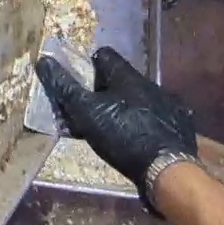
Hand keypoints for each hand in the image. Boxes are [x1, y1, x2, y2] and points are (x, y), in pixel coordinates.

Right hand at [35, 47, 198, 210]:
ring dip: (125, 107)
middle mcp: (149, 83)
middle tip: (90, 111)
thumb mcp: (86, 112)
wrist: (167, 170)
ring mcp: (168, 104)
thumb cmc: (122, 135)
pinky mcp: (179, 124)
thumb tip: (44, 61)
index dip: (88, 66)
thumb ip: (65, 87)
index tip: (79, 85)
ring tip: (112, 128)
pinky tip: (139, 139)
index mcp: (126, 75)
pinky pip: (158, 116)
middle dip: (105, 91)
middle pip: (121, 78)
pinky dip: (146, 123)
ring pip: (139, 98)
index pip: (104, 55)